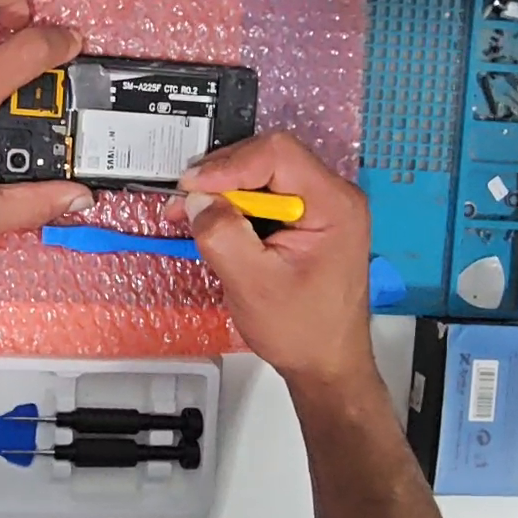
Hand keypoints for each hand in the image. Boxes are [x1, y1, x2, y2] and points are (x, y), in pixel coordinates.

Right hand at [169, 132, 377, 391]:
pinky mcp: (304, 220)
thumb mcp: (252, 284)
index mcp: (333, 205)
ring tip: (190, 214)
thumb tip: (196, 200)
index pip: (276, 155)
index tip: (190, 189)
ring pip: (261, 176)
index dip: (228, 166)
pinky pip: (263, 196)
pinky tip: (210, 223)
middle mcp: (331, 196)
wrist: (325, 362)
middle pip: (267, 159)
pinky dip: (232, 206)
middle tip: (184, 201)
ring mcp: (319, 207)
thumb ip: (222, 236)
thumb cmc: (301, 330)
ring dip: (222, 191)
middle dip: (220, 177)